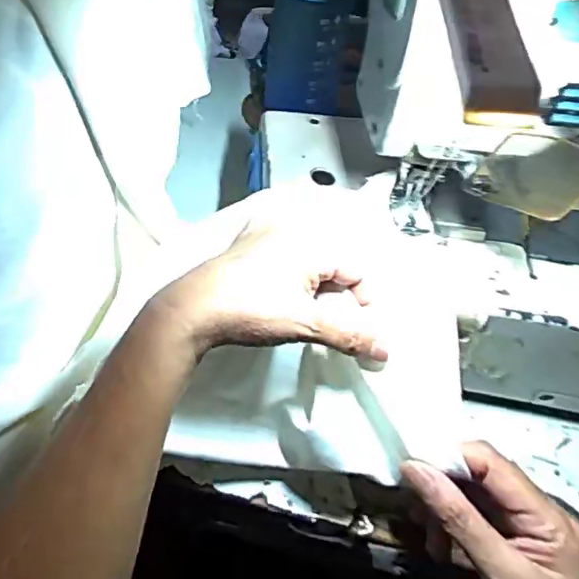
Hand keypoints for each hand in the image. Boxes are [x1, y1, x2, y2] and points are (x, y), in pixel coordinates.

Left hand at [146, 190, 385, 362]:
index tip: (356, 326)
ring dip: (312, 284)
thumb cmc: (252, 308)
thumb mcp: (306, 324)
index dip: (362, 300)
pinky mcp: (244, 243)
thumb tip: (383, 349)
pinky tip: (277, 289)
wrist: (195, 306)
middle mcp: (289, 229)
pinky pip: (280, 252)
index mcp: (310, 243)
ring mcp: (263, 233)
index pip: (354, 269)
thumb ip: (348, 334)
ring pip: (306, 257)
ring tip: (301, 310)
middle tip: (327, 320)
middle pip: (330, 262)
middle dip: (336, 292)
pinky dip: (288, 270)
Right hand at [403, 442, 578, 578]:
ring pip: (477, 501)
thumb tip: (414, 468)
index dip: (449, 457)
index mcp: (550, 517)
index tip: (412, 469)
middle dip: (443, 489)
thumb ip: (459, 518)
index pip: (492, 463)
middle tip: (414, 509)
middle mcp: (543, 516)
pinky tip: (441, 548)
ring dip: (445, 512)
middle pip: (482, 479)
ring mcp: (533, 535)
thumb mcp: (502, 576)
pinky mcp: (521, 551)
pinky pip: (481, 524)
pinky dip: (456, 530)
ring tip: (428, 539)